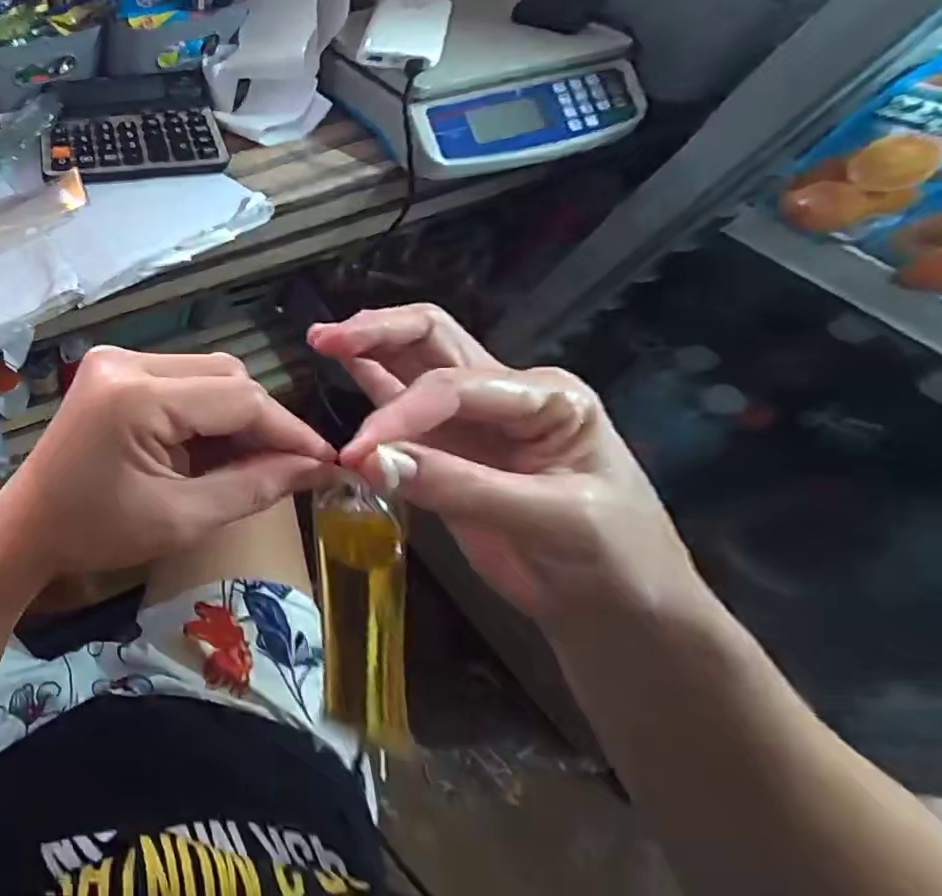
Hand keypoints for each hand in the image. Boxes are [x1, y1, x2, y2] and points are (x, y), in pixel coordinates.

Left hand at [0, 347, 336, 578]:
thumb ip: (253, 486)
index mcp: (136, 395)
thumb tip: (314, 467)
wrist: (28, 525)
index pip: (239, 398)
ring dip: (235, 414)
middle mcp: (126, 360)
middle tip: (284, 469)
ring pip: (207, 373)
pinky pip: (180, 379)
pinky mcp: (113, 369)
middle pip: (226, 375)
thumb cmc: (95, 532)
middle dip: (262, 421)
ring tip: (246, 463)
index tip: (324, 462)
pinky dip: (204, 410)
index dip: (288, 431)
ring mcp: (116, 359)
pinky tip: (209, 447)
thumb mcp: (181, 519)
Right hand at [309, 305, 704, 626]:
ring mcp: (473, 418)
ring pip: (413, 361)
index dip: (400, 414)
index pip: (454, 388)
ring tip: (322, 340)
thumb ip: (458, 486)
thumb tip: (369, 462)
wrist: (619, 609)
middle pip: (434, 339)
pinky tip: (342, 362)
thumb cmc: (611, 560)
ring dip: (368, 346)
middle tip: (325, 338)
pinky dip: (370, 378)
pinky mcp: (447, 444)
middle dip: (379, 332)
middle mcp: (505, 393)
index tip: (357, 454)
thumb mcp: (551, 521)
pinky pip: (402, 400)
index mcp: (546, 398)